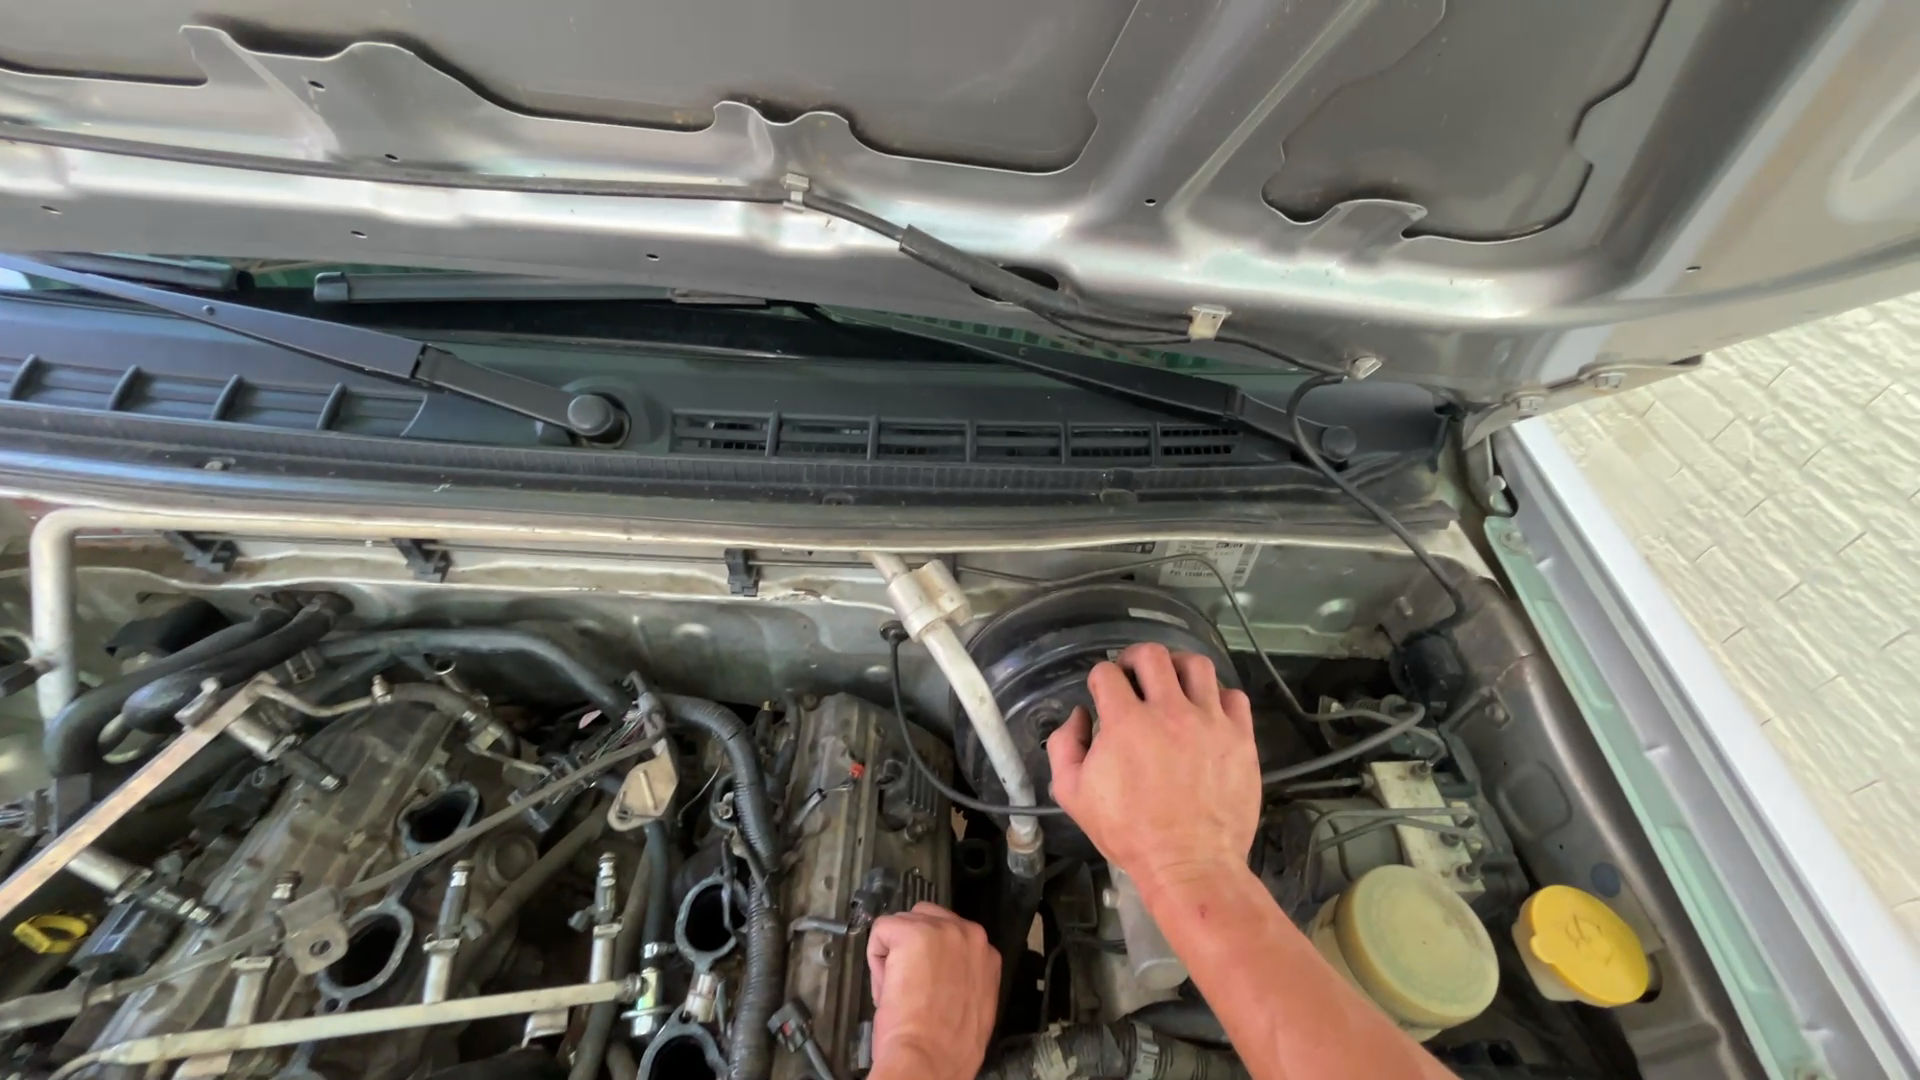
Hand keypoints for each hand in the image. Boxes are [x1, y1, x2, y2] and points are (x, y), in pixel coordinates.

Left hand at [867, 903, 1000, 1079]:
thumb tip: (946, 974)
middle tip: (909, 985)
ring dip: (894, 951)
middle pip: (927, 919)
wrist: (928, 1061)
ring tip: (898, 989)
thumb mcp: (976, 1007)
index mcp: (986, 954)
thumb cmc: (949, 1049)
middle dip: (912, 946)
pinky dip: (876, 956)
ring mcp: (940, 929)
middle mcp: (969, 933)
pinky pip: (881, 930)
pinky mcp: (911, 932)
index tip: (926, 985)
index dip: (933, 961)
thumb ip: (966, 978)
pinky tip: (886, 986)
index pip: (951, 937)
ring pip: (903, 923)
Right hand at [1046, 642, 1260, 897]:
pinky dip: (1217, 697)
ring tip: (1172, 685)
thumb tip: (1079, 716)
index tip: (1103, 694)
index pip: (1107, 672)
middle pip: (1152, 655)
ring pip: (1196, 665)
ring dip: (1177, 668)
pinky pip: (1233, 696)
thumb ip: (1065, 745)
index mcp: (1125, 721)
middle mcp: (1169, 711)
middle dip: (1134, 658)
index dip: (1100, 679)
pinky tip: (1206, 712)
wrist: (1190, 865)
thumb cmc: (1128, 831)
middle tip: (1132, 676)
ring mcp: (1209, 722)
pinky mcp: (1240, 738)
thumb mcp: (1073, 794)